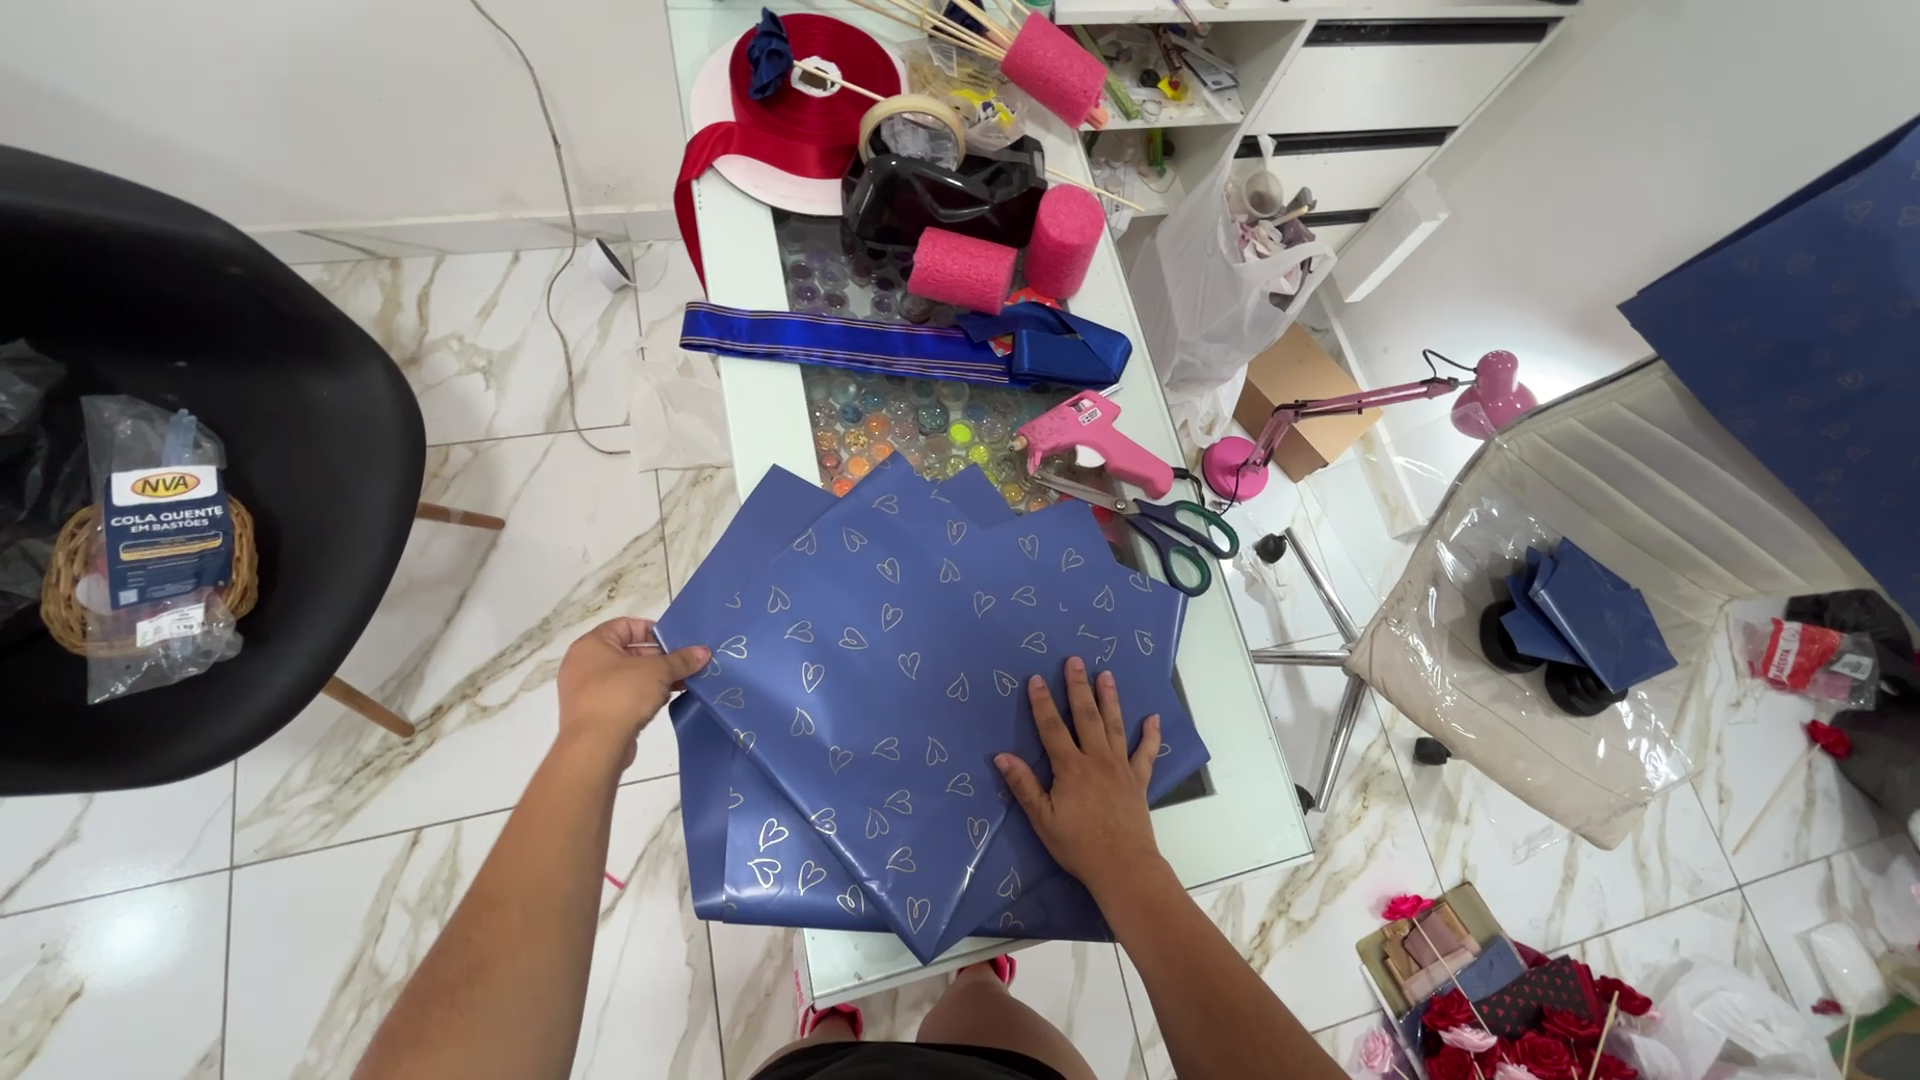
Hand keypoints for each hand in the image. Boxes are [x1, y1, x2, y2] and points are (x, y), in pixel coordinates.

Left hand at [556, 618, 709, 764]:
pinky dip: (643, 694)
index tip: (676, 642)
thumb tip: (704, 651)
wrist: (595, 745)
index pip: (626, 625)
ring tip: (682, 681)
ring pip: (627, 675)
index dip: (653, 630)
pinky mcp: (594, 713)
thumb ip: (681, 659)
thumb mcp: (658, 671)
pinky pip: (622, 695)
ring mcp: (586, 690)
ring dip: (655, 677)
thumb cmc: (622, 694)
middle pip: (628, 651)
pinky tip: (666, 699)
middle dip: (660, 657)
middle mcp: (584, 664)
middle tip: (685, 662)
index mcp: (591, 645)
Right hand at [995, 657, 1162, 900]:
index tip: (1035, 678)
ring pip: (1115, 725)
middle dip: (1078, 686)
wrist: (1123, 866)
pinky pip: (1146, 752)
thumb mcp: (1042, 819)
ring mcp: (1121, 767)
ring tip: (1106, 674)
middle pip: (1086, 715)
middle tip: (1075, 660)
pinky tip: (1153, 718)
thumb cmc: (1078, 845)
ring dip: (1109, 698)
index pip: (1052, 727)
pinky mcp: (1139, 780)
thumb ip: (1024, 786)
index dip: (1042, 702)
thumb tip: (1002, 756)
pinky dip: (1151, 735)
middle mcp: (1096, 759)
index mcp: (1070, 767)